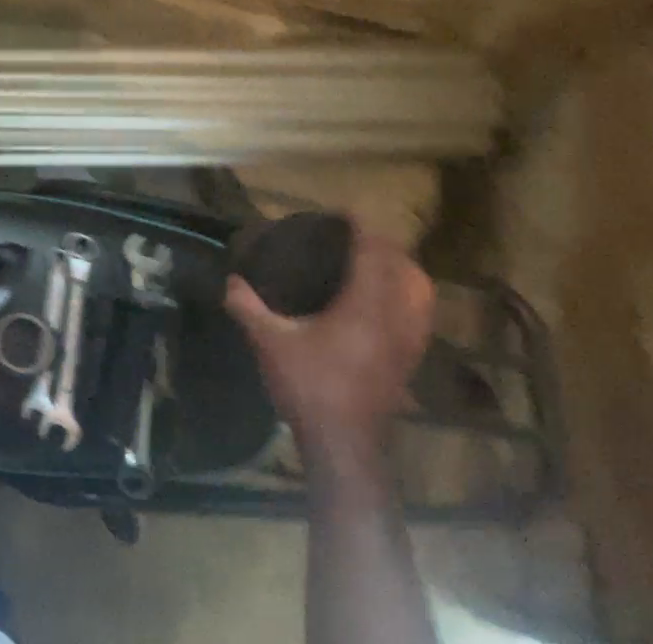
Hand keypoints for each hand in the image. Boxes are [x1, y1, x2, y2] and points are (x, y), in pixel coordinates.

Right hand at [225, 223, 433, 472]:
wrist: (343, 440)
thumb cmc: (308, 384)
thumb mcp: (268, 341)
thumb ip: (247, 306)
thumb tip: (232, 279)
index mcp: (366, 306)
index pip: (374, 254)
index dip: (363, 229)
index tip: (346, 213)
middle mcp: (397, 317)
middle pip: (405, 268)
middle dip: (384, 246)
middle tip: (355, 237)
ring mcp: (410, 340)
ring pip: (421, 291)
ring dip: (401, 270)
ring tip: (374, 264)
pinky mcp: (411, 358)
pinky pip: (420, 312)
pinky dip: (406, 295)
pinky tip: (381, 302)